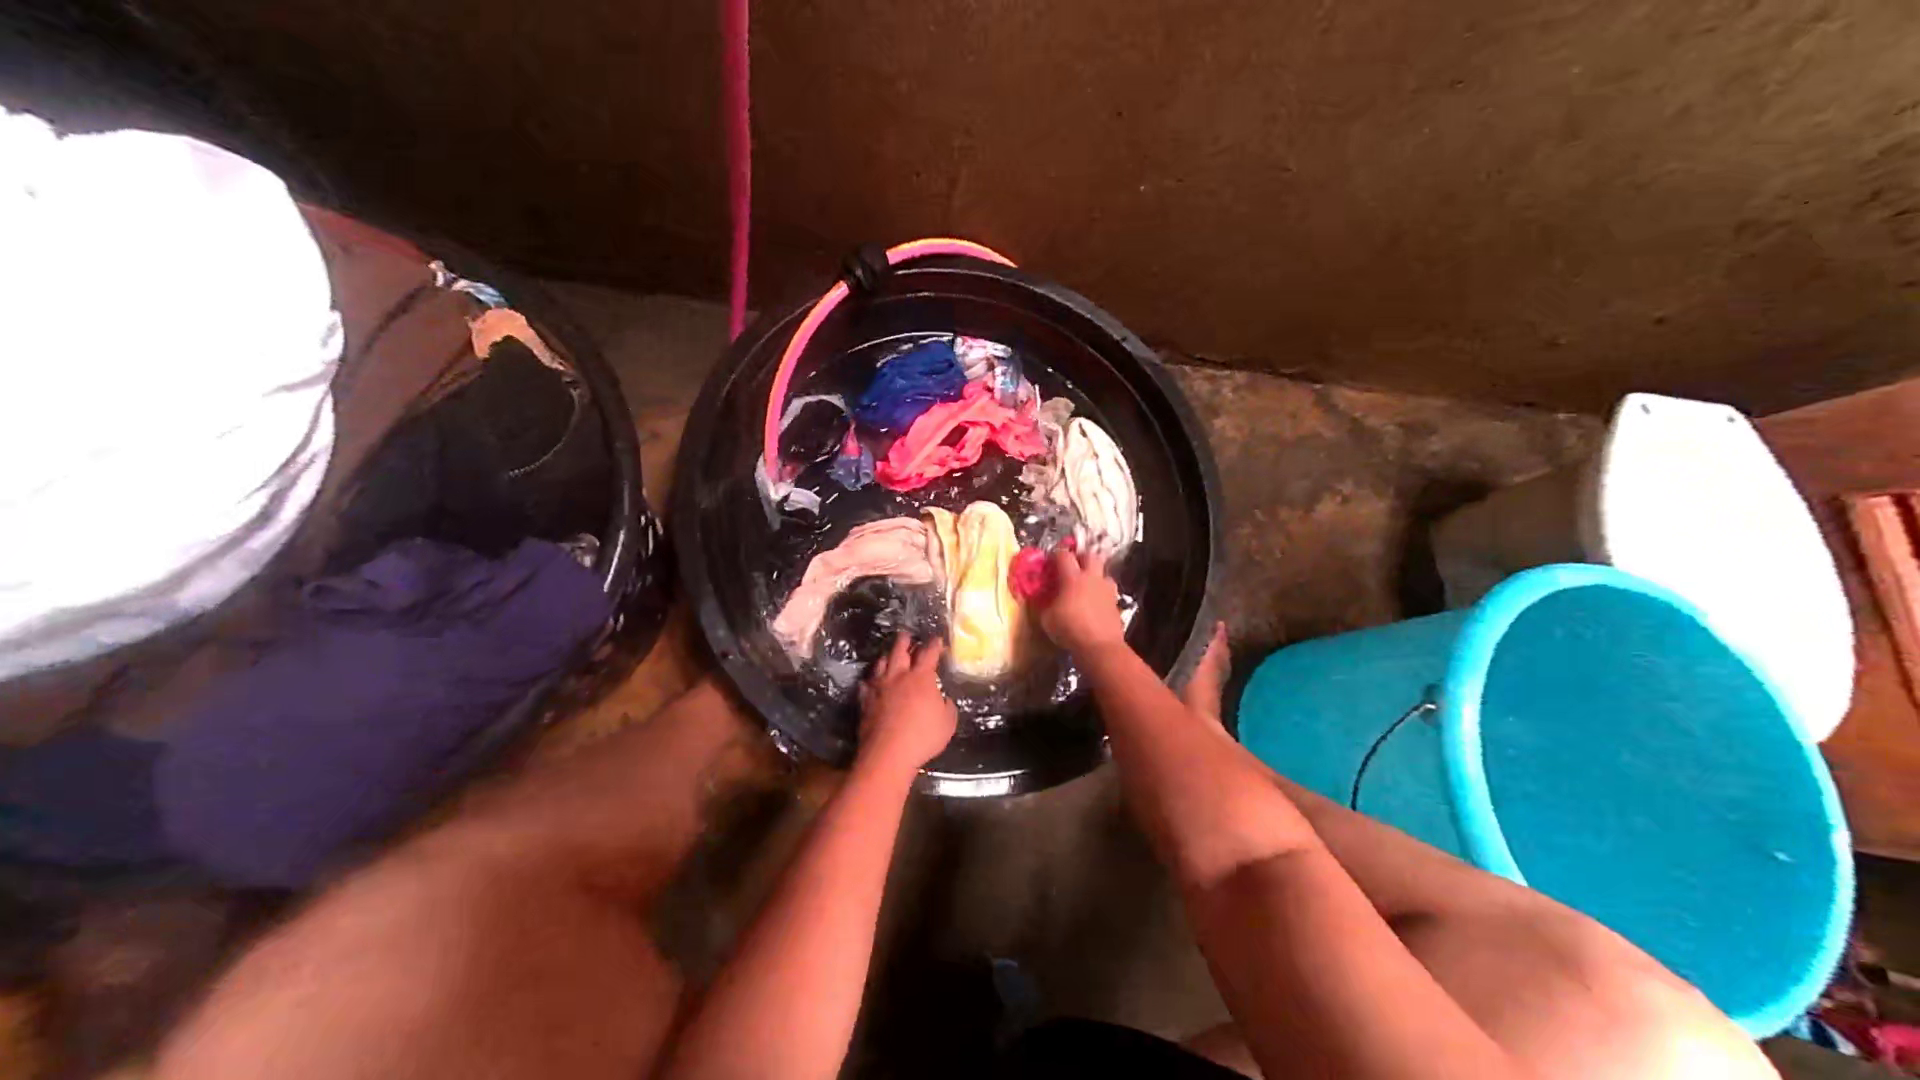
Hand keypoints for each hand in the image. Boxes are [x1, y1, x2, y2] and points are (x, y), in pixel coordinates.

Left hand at [858, 634, 957, 774]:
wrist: (888, 752)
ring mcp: (879, 687)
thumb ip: (947, 706)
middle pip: (900, 650)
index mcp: (921, 678)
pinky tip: (870, 681)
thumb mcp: (948, 723)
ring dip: (887, 656)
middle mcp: (898, 676)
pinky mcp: (865, 700)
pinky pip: (866, 684)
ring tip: (889, 654)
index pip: (929, 654)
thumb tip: (943, 699)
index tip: (937, 640)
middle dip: (905, 640)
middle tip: (907, 634)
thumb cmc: (923, 737)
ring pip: (881, 663)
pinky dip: (870, 680)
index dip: (934, 645)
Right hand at [1039, 548, 1126, 655]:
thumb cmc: (1069, 629)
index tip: (1050, 560)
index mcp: (1073, 577)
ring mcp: (1107, 590)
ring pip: (1104, 572)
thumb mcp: (1047, 618)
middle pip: (1090, 555)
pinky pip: (1109, 591)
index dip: (1056, 555)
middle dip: (1081, 557)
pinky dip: (1101, 593)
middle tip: (1072, 567)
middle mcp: (1092, 578)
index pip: (1064, 555)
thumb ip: (1045, 603)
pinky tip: (1094, 603)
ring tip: (1086, 585)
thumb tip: (1043, 597)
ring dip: (1095, 575)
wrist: (1100, 647)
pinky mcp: (1116, 603)